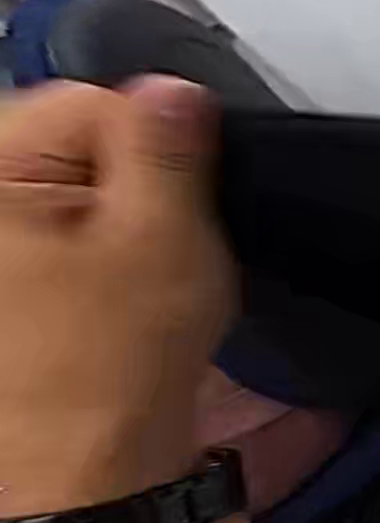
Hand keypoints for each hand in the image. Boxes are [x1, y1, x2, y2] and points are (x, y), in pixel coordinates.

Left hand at [0, 79, 232, 515]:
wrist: (79, 434)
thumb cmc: (124, 336)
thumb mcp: (166, 236)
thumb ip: (166, 154)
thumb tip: (178, 88)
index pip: (86, 100)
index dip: (162, 139)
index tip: (194, 194)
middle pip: (61, 132)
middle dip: (132, 170)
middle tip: (166, 231)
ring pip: (56, 170)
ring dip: (114, 198)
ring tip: (136, 256)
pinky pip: (42, 206)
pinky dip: (85, 223)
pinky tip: (104, 267)